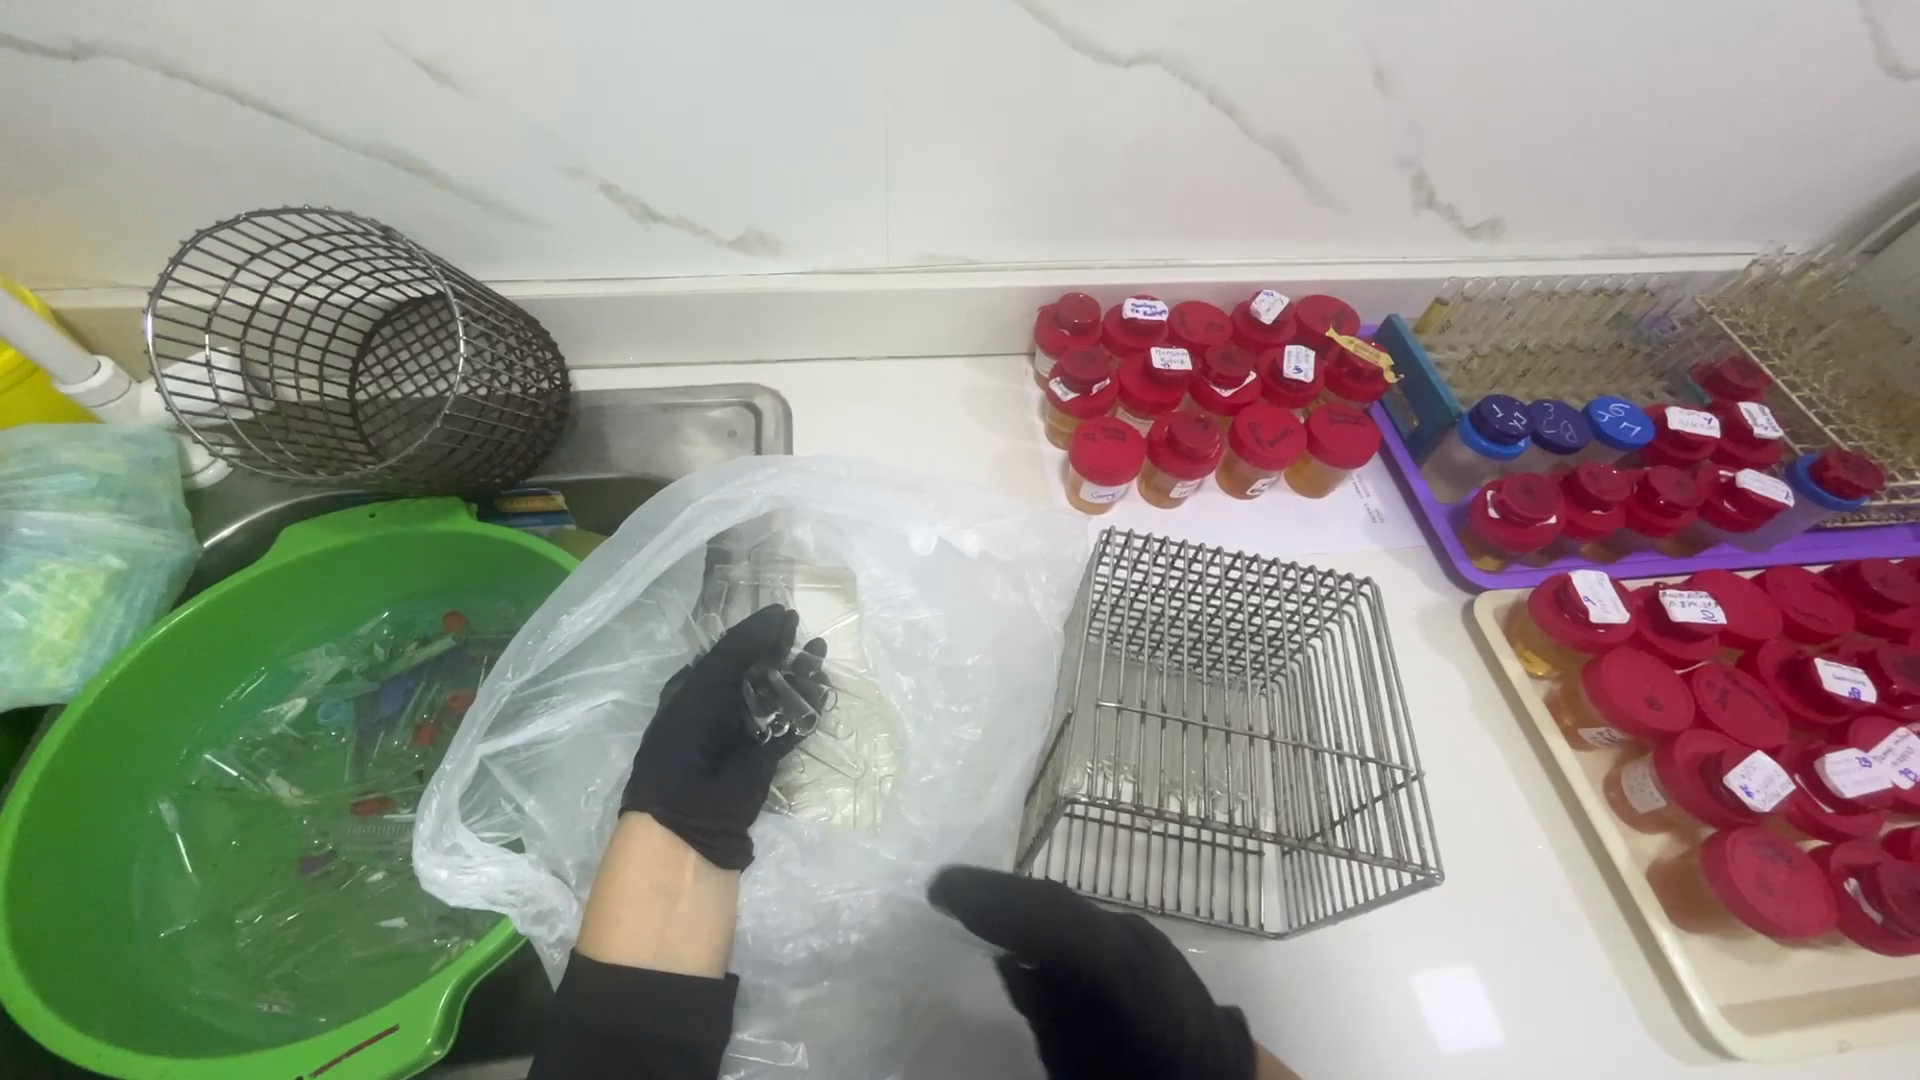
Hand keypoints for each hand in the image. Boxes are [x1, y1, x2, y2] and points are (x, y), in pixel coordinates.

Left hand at [620, 605, 823, 869]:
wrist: (689, 810)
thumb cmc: (687, 738)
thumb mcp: (707, 683)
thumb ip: (742, 648)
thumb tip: (778, 614)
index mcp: (697, 686)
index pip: (732, 650)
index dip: (757, 631)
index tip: (783, 614)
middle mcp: (722, 705)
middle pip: (759, 669)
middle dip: (780, 649)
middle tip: (803, 629)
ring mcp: (747, 730)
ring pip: (779, 694)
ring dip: (799, 674)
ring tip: (819, 653)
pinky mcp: (768, 754)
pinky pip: (793, 725)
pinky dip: (808, 708)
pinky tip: (822, 689)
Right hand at [929, 865, 1254, 1079]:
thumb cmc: (1142, 1074)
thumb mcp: (1083, 1063)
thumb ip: (1047, 1013)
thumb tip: (1008, 960)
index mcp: (1124, 975)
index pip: (1053, 920)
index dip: (997, 901)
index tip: (944, 891)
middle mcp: (1133, 939)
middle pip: (1055, 903)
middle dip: (998, 893)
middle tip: (943, 890)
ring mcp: (1140, 934)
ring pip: (1066, 906)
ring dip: (1017, 901)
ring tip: (967, 901)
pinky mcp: (1140, 939)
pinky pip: (1079, 917)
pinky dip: (1040, 915)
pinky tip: (1014, 923)